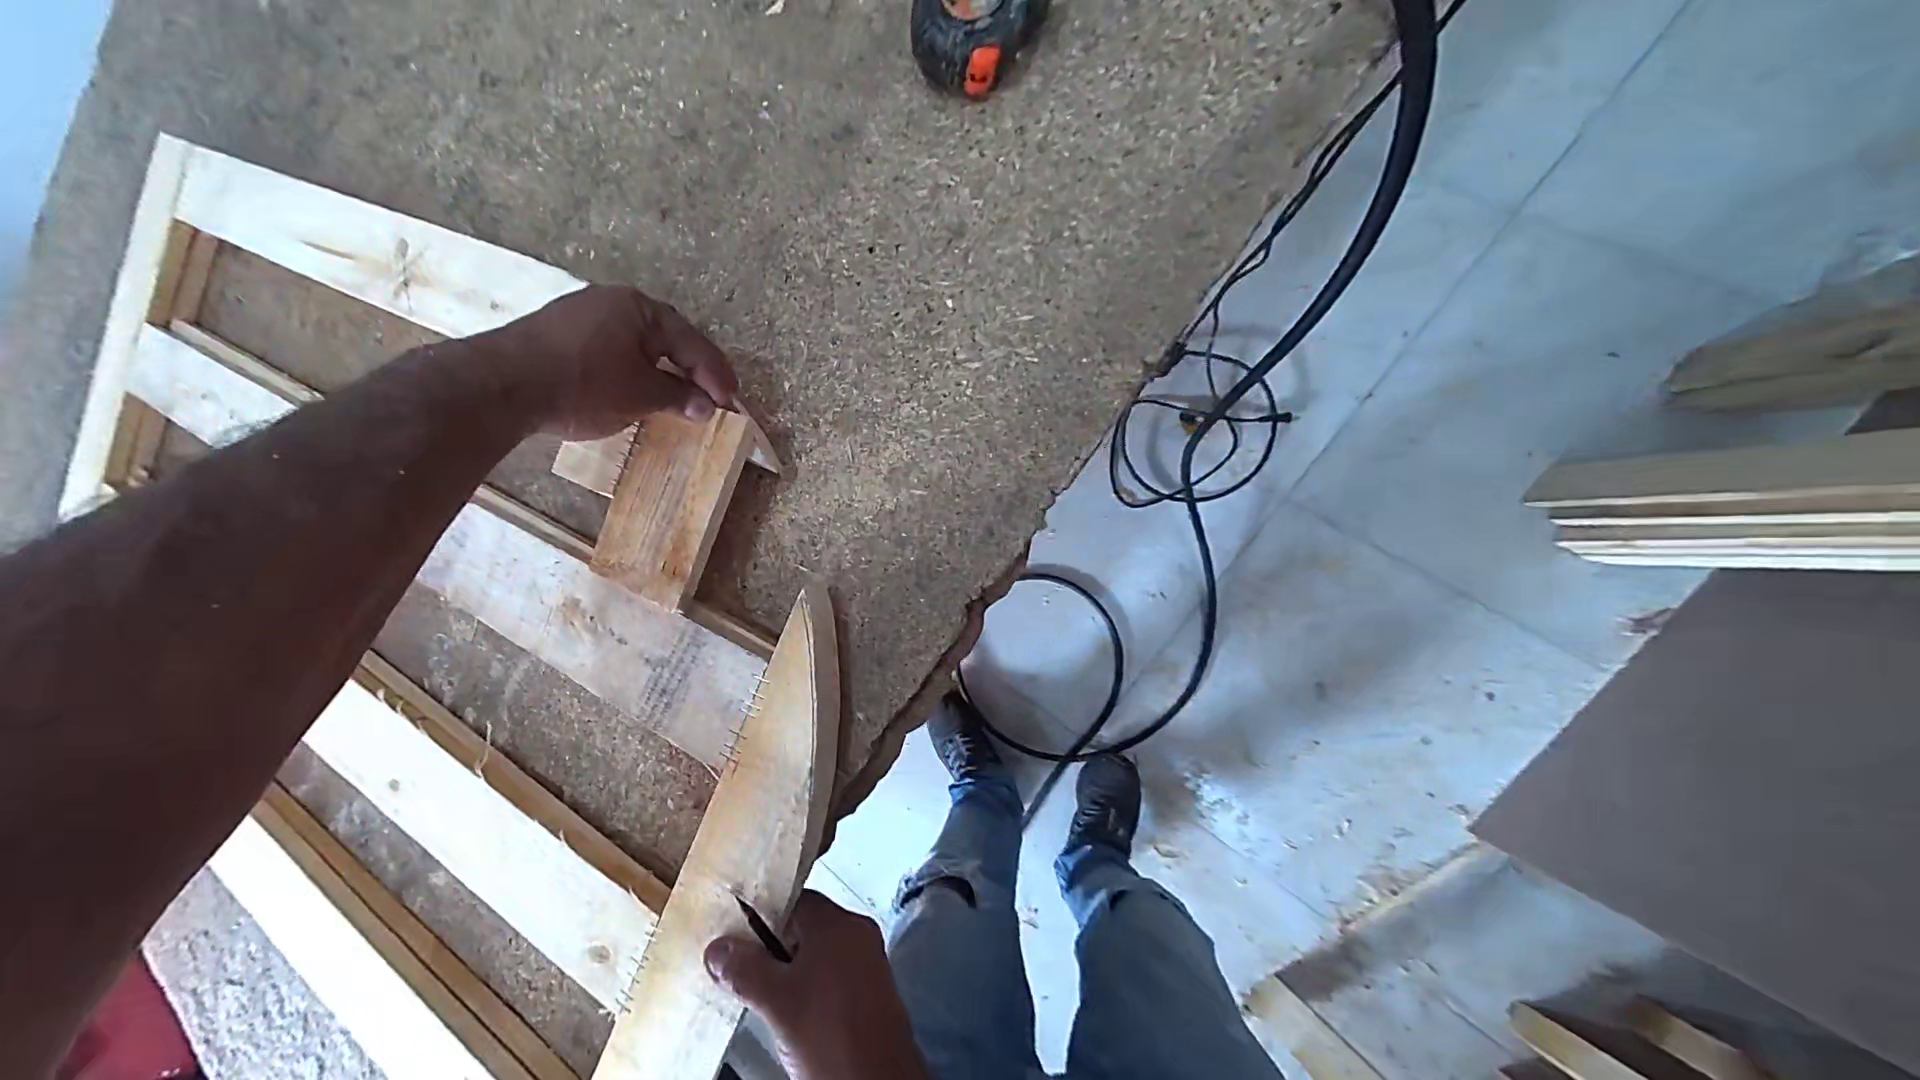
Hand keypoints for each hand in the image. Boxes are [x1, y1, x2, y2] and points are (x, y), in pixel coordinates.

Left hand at [477, 285, 740, 439]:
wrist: (499, 386)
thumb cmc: (582, 384)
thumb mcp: (641, 395)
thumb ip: (679, 397)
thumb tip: (706, 406)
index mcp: (640, 308)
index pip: (693, 343)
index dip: (716, 376)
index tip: (733, 404)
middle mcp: (613, 302)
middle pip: (668, 339)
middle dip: (693, 371)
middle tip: (714, 399)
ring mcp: (582, 316)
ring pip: (639, 345)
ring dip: (663, 372)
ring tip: (680, 398)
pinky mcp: (561, 335)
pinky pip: (614, 351)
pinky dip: (635, 371)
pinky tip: (638, 389)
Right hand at [705, 891, 931, 1079]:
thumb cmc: (831, 1038)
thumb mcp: (777, 1004)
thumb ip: (745, 971)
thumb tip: (719, 948)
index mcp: (838, 924)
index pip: (794, 900)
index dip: (761, 915)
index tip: (733, 935)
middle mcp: (857, 933)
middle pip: (806, 925)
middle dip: (773, 946)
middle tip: (742, 970)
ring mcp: (868, 960)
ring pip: (819, 951)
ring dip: (790, 968)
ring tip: (764, 995)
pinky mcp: (872, 989)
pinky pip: (834, 972)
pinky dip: (811, 984)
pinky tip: (793, 1013)